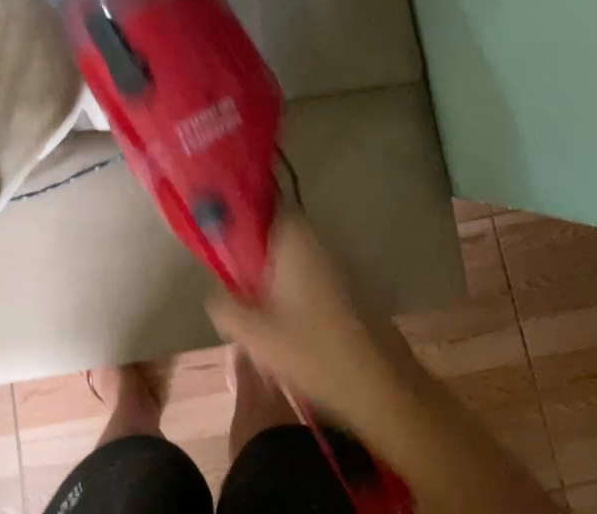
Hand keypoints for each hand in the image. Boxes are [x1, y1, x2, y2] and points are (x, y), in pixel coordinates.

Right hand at [207, 217, 414, 421]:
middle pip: (281, 240)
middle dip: (260, 263)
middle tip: (243, 295)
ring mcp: (344, 266)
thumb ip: (226, 308)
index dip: (244, 229)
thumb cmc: (313, 351)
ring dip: (281, 284)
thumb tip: (215, 296)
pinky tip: (297, 333)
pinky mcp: (358, 291)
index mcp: (295, 241)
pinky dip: (303, 299)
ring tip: (267, 320)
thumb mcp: (255, 335)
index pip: (264, 211)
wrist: (380, 385)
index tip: (228, 254)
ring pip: (300, 264)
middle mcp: (322, 244)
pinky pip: (319, 283)